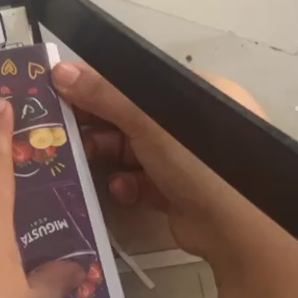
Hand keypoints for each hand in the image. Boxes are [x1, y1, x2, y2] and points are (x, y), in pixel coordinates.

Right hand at [51, 60, 264, 262]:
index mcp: (194, 91)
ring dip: (108, 158)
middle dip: (97, 128)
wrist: (238, 226)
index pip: (135, 83)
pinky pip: (141, 184)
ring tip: (88, 162)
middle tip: (65, 135)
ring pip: (132, 153)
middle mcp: (191, 124)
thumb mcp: (147, 116)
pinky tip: (121, 189)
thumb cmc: (199, 159)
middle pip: (129, 119)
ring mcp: (186, 161)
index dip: (97, 88)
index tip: (62, 96)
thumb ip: (104, 94)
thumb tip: (59, 72)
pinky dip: (127, 186)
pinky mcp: (178, 194)